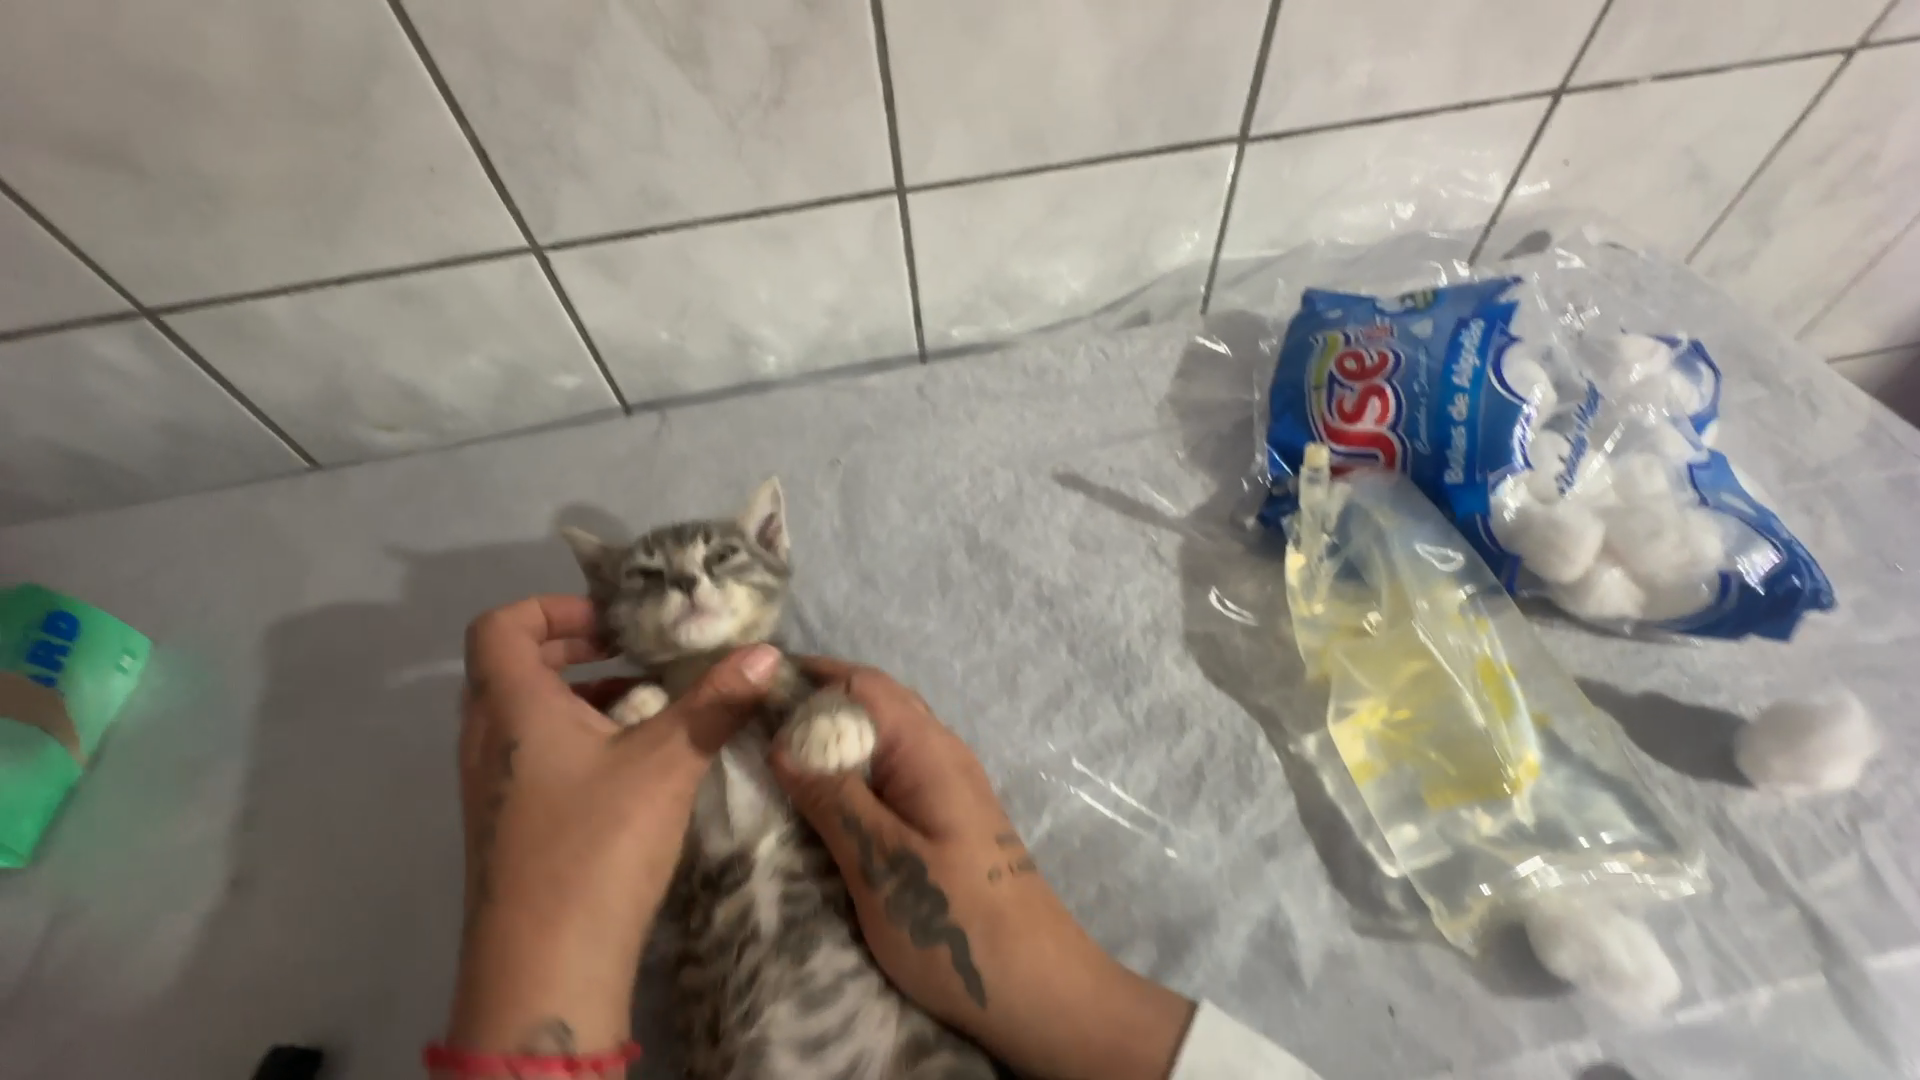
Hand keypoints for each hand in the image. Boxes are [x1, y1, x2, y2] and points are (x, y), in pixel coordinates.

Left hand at [445, 595, 781, 1058]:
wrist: (545, 971)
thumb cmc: (597, 845)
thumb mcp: (667, 762)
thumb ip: (716, 702)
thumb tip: (767, 652)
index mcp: (512, 709)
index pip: (501, 626)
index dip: (554, 609)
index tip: (614, 624)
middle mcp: (488, 740)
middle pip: (512, 665)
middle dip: (577, 649)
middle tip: (634, 654)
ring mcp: (493, 786)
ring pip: (526, 713)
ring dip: (582, 695)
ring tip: (647, 704)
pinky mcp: (509, 824)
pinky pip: (534, 753)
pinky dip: (578, 737)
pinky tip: (636, 763)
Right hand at [770, 659, 1195, 1079]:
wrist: (1038, 985)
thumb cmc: (957, 924)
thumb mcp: (882, 863)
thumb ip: (833, 798)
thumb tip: (782, 741)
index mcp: (927, 750)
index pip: (864, 684)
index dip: (812, 675)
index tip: (757, 685)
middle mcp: (942, 752)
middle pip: (877, 701)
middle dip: (820, 700)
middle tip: (759, 719)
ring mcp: (950, 783)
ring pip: (886, 734)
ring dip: (837, 733)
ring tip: (782, 751)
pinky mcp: (948, 814)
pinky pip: (894, 767)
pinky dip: (856, 764)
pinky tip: (829, 793)